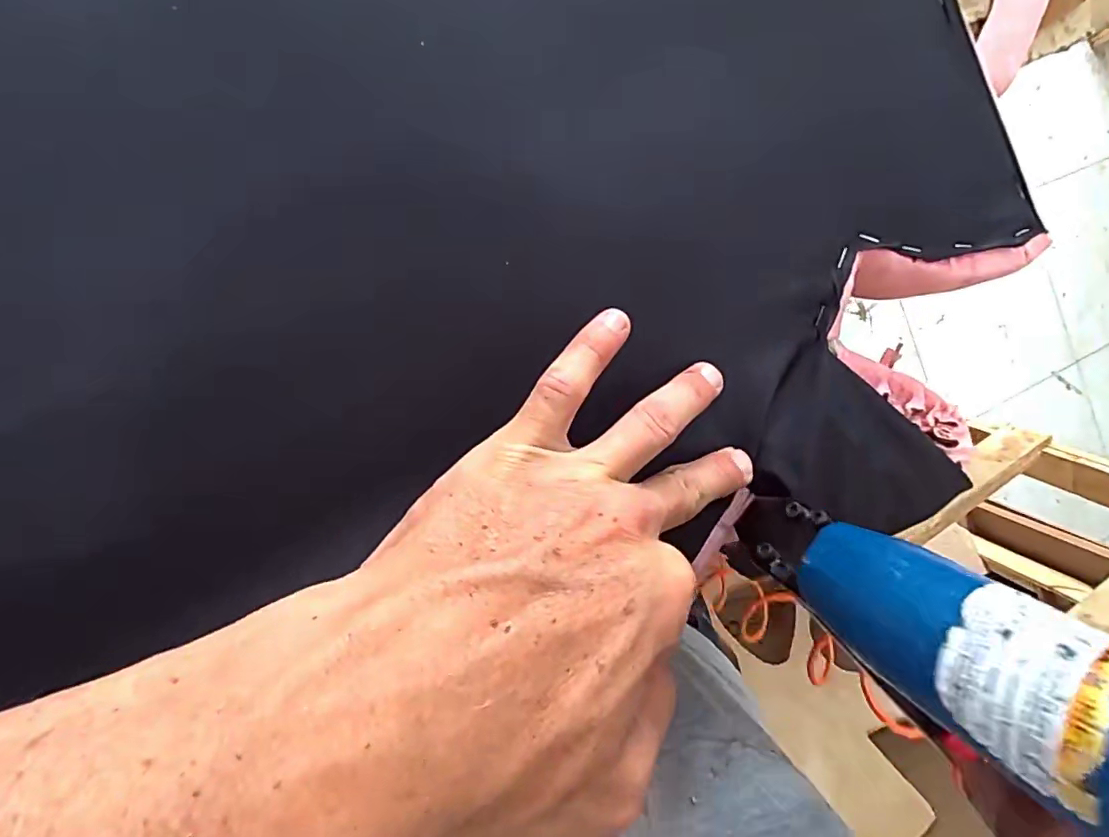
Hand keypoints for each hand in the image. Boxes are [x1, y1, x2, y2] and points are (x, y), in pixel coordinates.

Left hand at [0, 309, 749, 836]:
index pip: (684, 575)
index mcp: (653, 596)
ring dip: (680, 398)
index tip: (686, 569)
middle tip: (736, 460)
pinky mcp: (514, 454)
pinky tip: (612, 322)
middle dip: (716, 471)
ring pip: (643, 425)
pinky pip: (559, 390)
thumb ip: (645, 718)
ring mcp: (573, 483)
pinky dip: (588, 351)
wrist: (371, 716)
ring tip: (705, 374)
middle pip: (683, 489)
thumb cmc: (484, 760)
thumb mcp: (600, 786)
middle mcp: (629, 527)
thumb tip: (653, 674)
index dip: (682, 577)